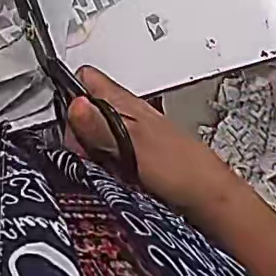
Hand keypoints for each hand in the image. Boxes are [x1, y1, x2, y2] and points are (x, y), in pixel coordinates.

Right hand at [65, 67, 240, 213]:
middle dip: (76, 131)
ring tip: (103, 167)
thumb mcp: (132, 144)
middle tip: (86, 152)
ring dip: (89, 151)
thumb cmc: (179, 167)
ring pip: (92, 133)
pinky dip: (102, 164)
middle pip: (82, 109)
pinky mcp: (131, 153)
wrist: (208, 197)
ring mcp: (128, 132)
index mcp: (122, 99)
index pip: (83, 78)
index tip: (67, 121)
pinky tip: (111, 176)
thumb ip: (99, 125)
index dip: (68, 94)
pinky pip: (104, 153)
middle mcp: (124, 111)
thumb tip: (74, 105)